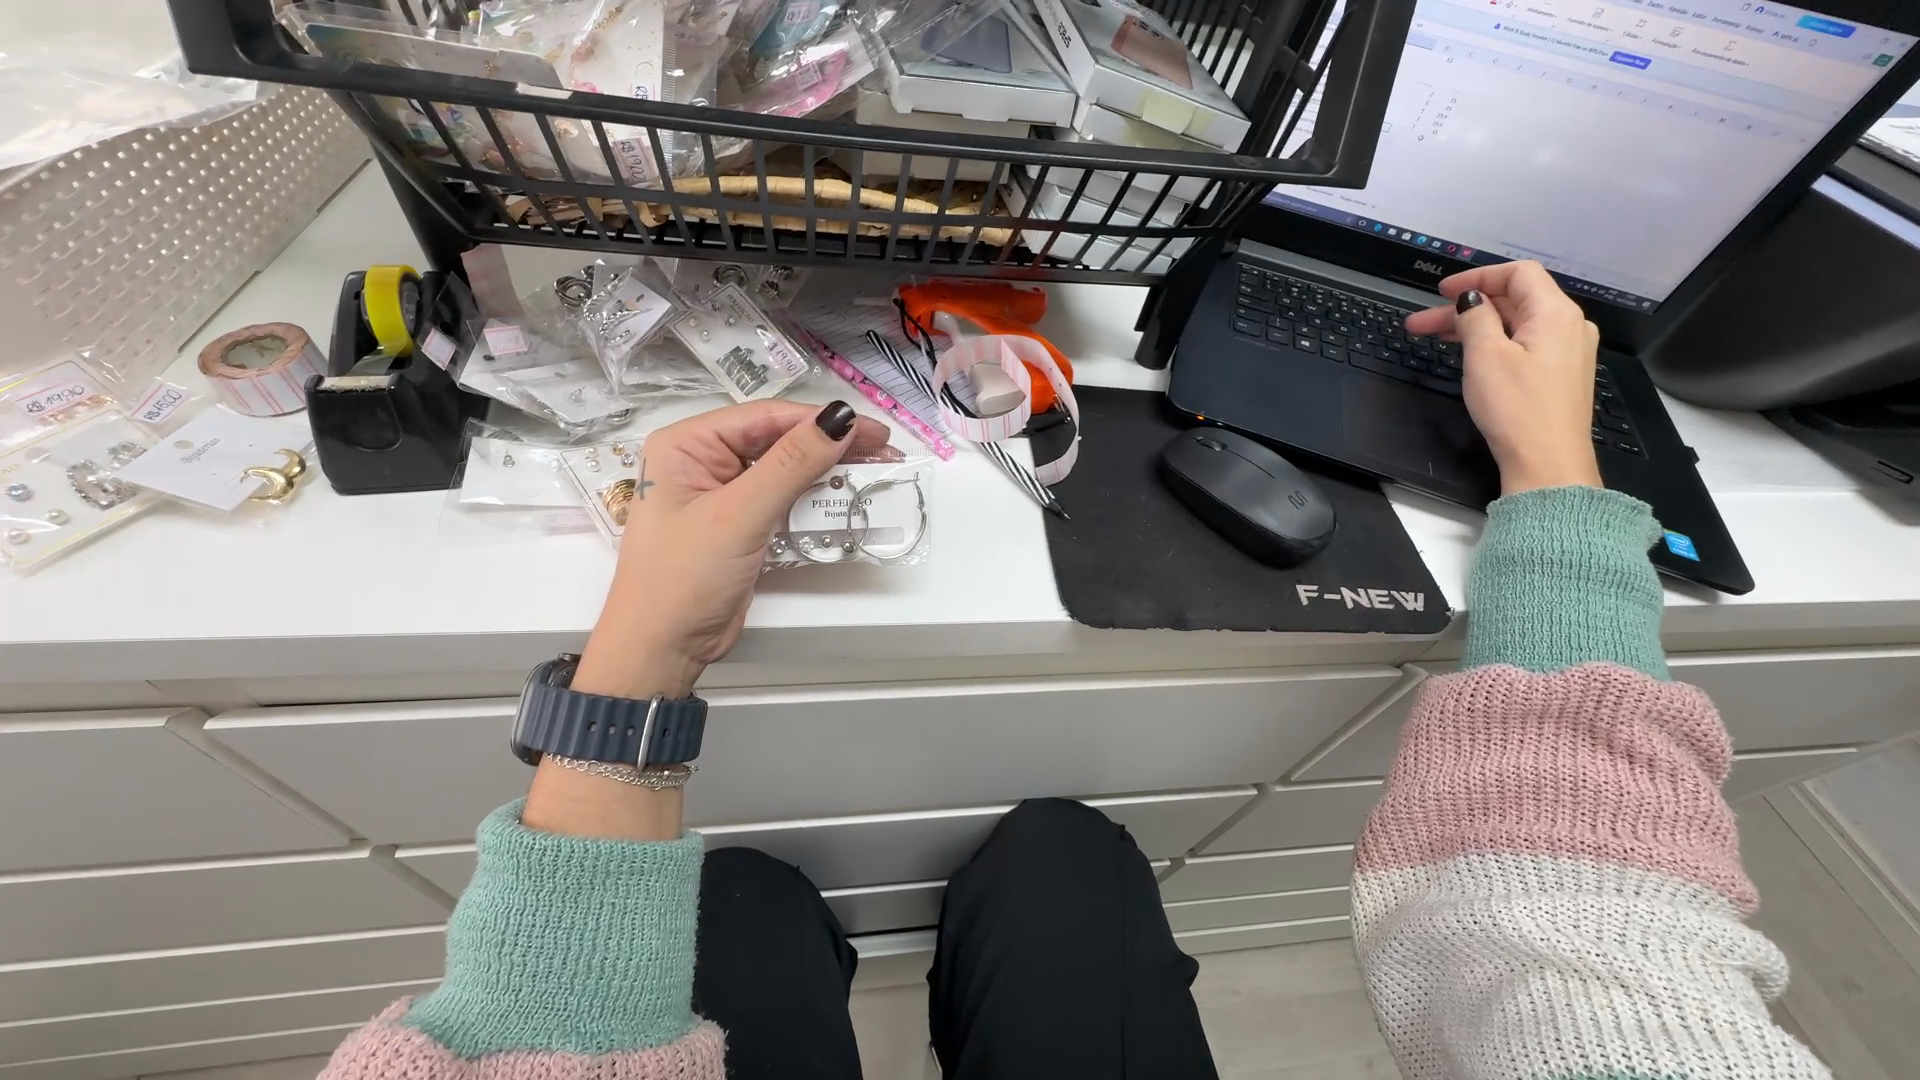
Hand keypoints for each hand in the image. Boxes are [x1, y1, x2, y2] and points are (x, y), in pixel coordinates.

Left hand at [571, 400, 891, 700]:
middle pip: (778, 441)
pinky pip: (784, 501)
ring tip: (875, 471)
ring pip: (786, 471)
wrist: (662, 648)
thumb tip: (839, 420)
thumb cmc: (685, 577)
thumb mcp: (740, 515)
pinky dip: (814, 501)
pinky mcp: (741, 525)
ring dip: (828, 473)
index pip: (765, 418)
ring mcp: (723, 495)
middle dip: (830, 445)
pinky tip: (845, 497)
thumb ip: (791, 464)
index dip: (820, 420)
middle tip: (884, 451)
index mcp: (688, 444)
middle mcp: (703, 461)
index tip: (872, 431)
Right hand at [1405, 261, 1602, 495]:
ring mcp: (1565, 351)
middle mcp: (1567, 326)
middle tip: (1421, 323)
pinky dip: (1492, 341)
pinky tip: (1469, 353)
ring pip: (1514, 324)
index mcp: (1554, 314)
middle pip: (1512, 300)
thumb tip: (1470, 299)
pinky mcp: (1557, 373)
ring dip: (1474, 326)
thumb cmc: (1518, 410)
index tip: (1441, 291)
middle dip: (1464, 307)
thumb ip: (1475, 318)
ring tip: (1435, 338)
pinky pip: (1522, 343)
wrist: (1546, 460)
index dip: (1476, 276)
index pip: (1517, 274)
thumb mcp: (1485, 356)